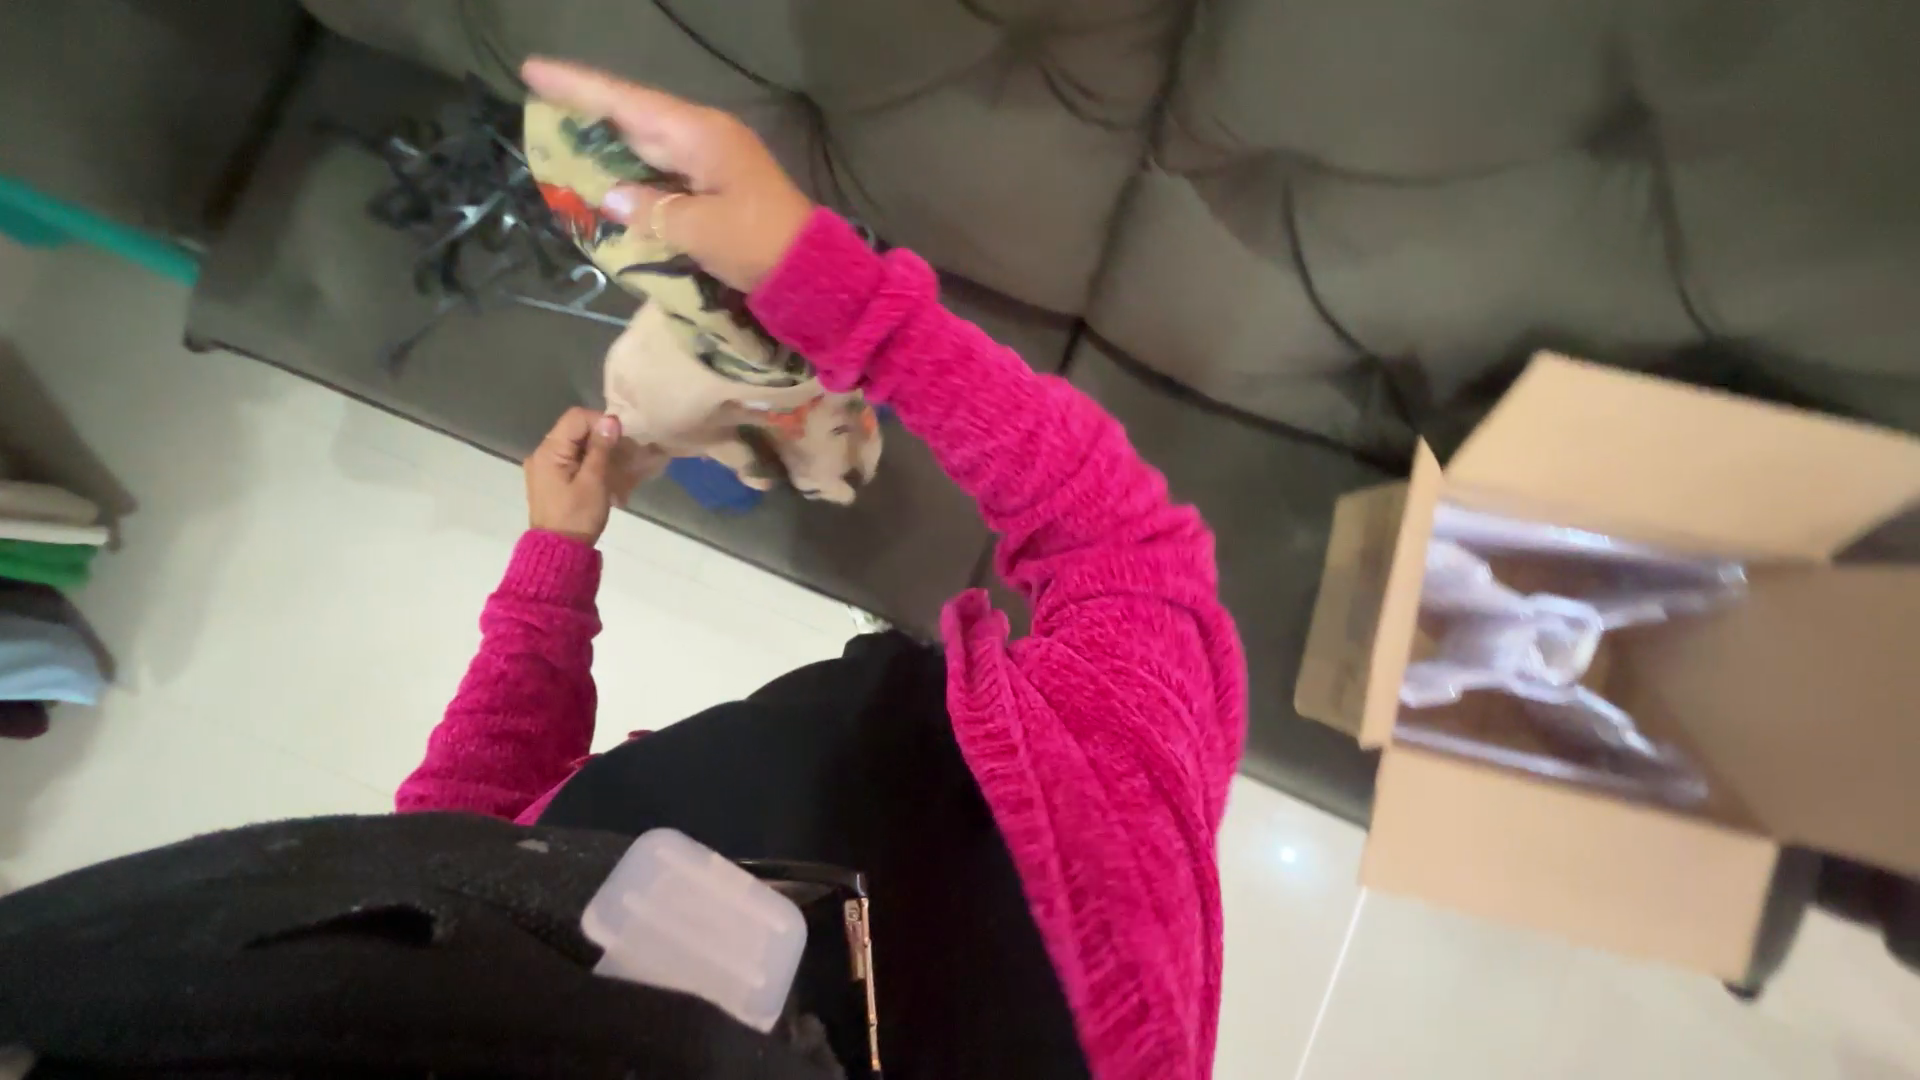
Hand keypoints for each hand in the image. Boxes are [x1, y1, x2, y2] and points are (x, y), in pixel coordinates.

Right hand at [521, 57, 814, 291]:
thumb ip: (652, 210)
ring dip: (615, 153)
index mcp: (700, 135)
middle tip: (543, 117)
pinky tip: (618, 188)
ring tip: (569, 151)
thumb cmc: (758, 245)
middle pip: (638, 121)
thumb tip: (614, 197)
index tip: (533, 72)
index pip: (628, 103)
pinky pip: (671, 177)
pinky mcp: (724, 193)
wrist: (813, 274)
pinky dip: (643, 181)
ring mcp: (718, 166)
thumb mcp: (699, 229)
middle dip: (591, 119)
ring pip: (653, 150)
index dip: (579, 89)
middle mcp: (707, 141)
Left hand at [524, 408, 658, 544]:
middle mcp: (542, 454)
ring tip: (617, 469)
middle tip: (625, 454)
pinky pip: (571, 461)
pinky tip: (604, 478)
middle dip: (602, 438)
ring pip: (575, 446)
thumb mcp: (594, 480)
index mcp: (549, 451)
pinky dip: (589, 464)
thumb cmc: (578, 515)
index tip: (623, 440)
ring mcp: (544, 467)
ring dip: (598, 452)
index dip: (602, 422)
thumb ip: (601, 448)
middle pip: (575, 430)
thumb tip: (610, 420)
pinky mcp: (550, 480)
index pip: (576, 418)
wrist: (560, 550)